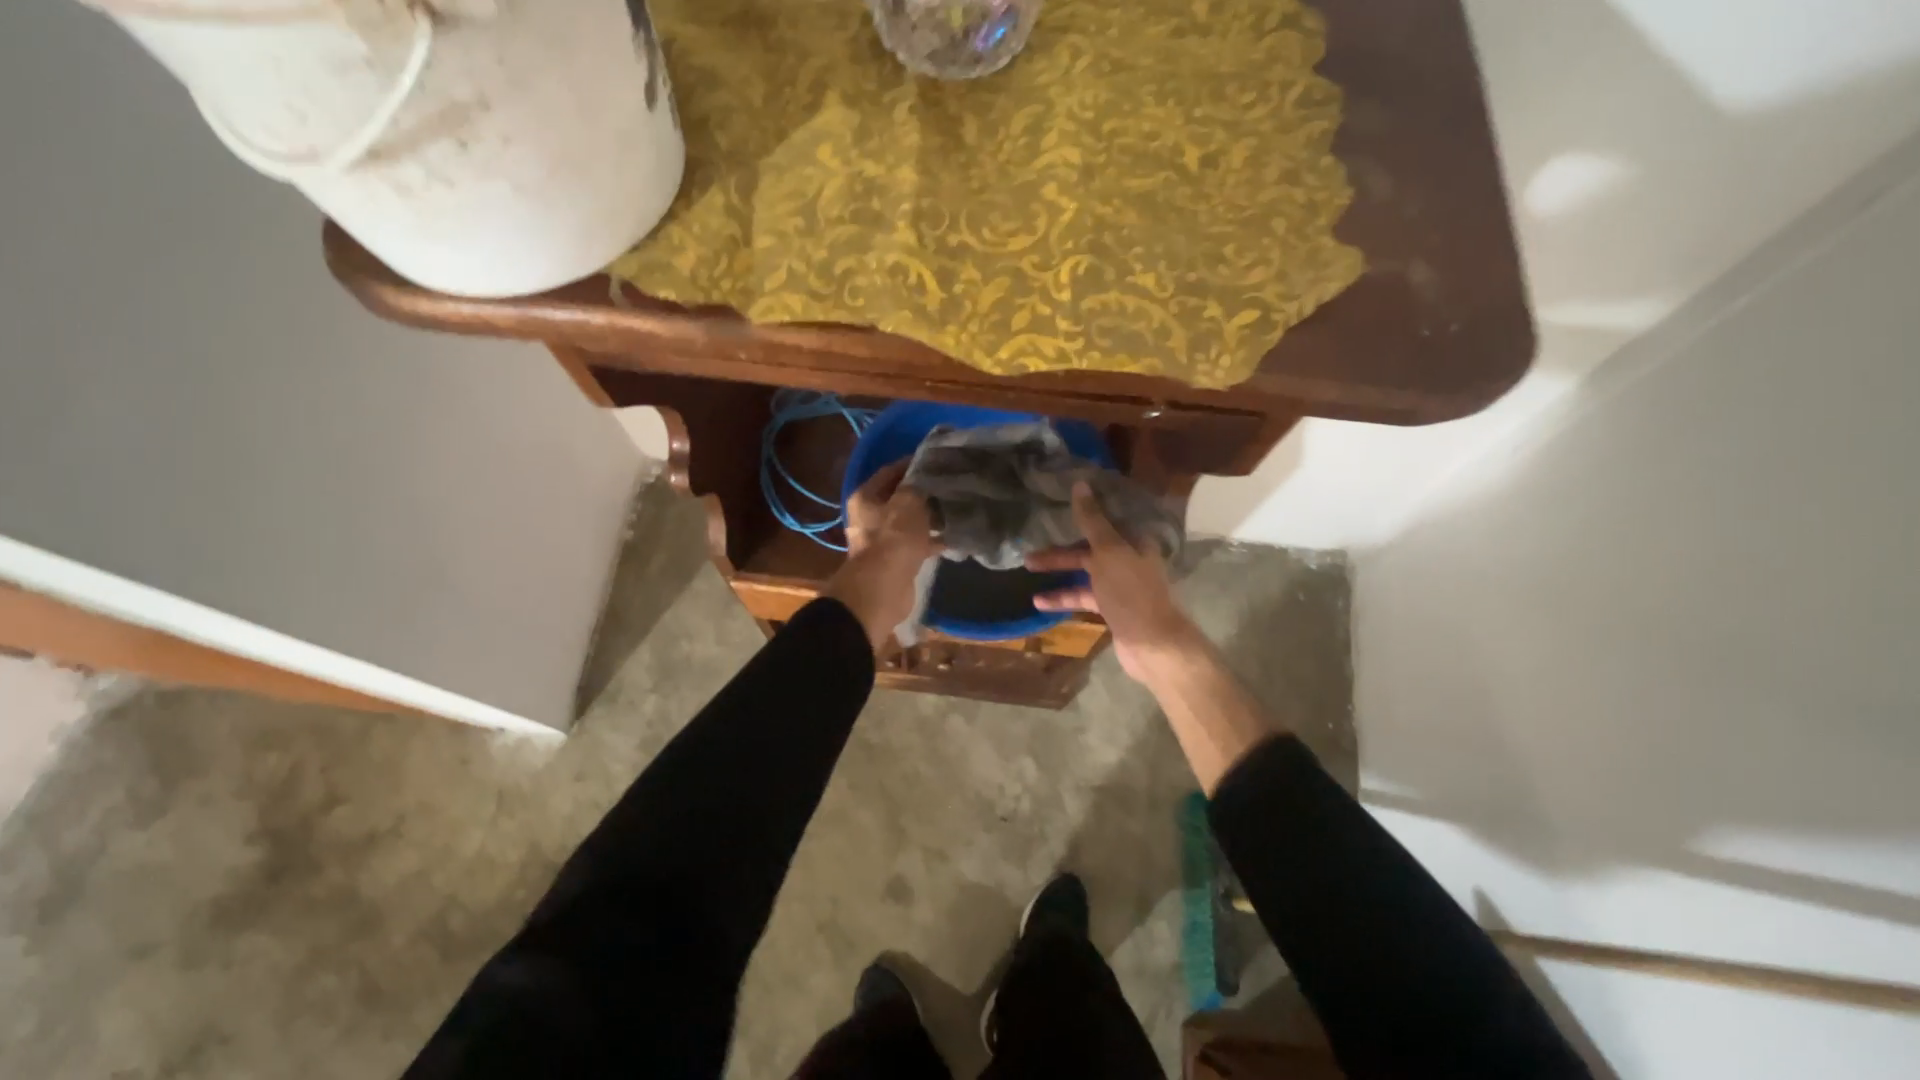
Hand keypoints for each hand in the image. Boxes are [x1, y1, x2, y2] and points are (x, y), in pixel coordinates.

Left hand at [826, 461, 937, 649]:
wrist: (883, 588)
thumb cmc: (894, 538)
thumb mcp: (909, 503)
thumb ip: (919, 487)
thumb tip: (929, 479)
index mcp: (866, 497)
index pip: (891, 471)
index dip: (913, 464)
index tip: (937, 460)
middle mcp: (869, 516)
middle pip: (900, 497)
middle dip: (924, 492)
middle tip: (951, 484)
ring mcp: (882, 540)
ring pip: (910, 521)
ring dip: (931, 517)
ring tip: (957, 508)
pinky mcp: (896, 559)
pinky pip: (917, 544)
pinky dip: (933, 540)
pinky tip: (955, 537)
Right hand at [1028, 482, 1200, 681]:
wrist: (1151, 643)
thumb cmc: (1131, 591)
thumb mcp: (1108, 552)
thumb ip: (1092, 520)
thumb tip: (1079, 484)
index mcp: (1134, 541)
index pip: (1104, 521)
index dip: (1080, 515)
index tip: (1054, 510)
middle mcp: (1129, 560)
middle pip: (1090, 548)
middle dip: (1060, 549)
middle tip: (1031, 545)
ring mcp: (1121, 586)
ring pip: (1085, 573)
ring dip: (1058, 572)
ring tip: (1027, 570)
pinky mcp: (1113, 609)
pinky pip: (1084, 597)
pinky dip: (1064, 598)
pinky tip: (1040, 602)